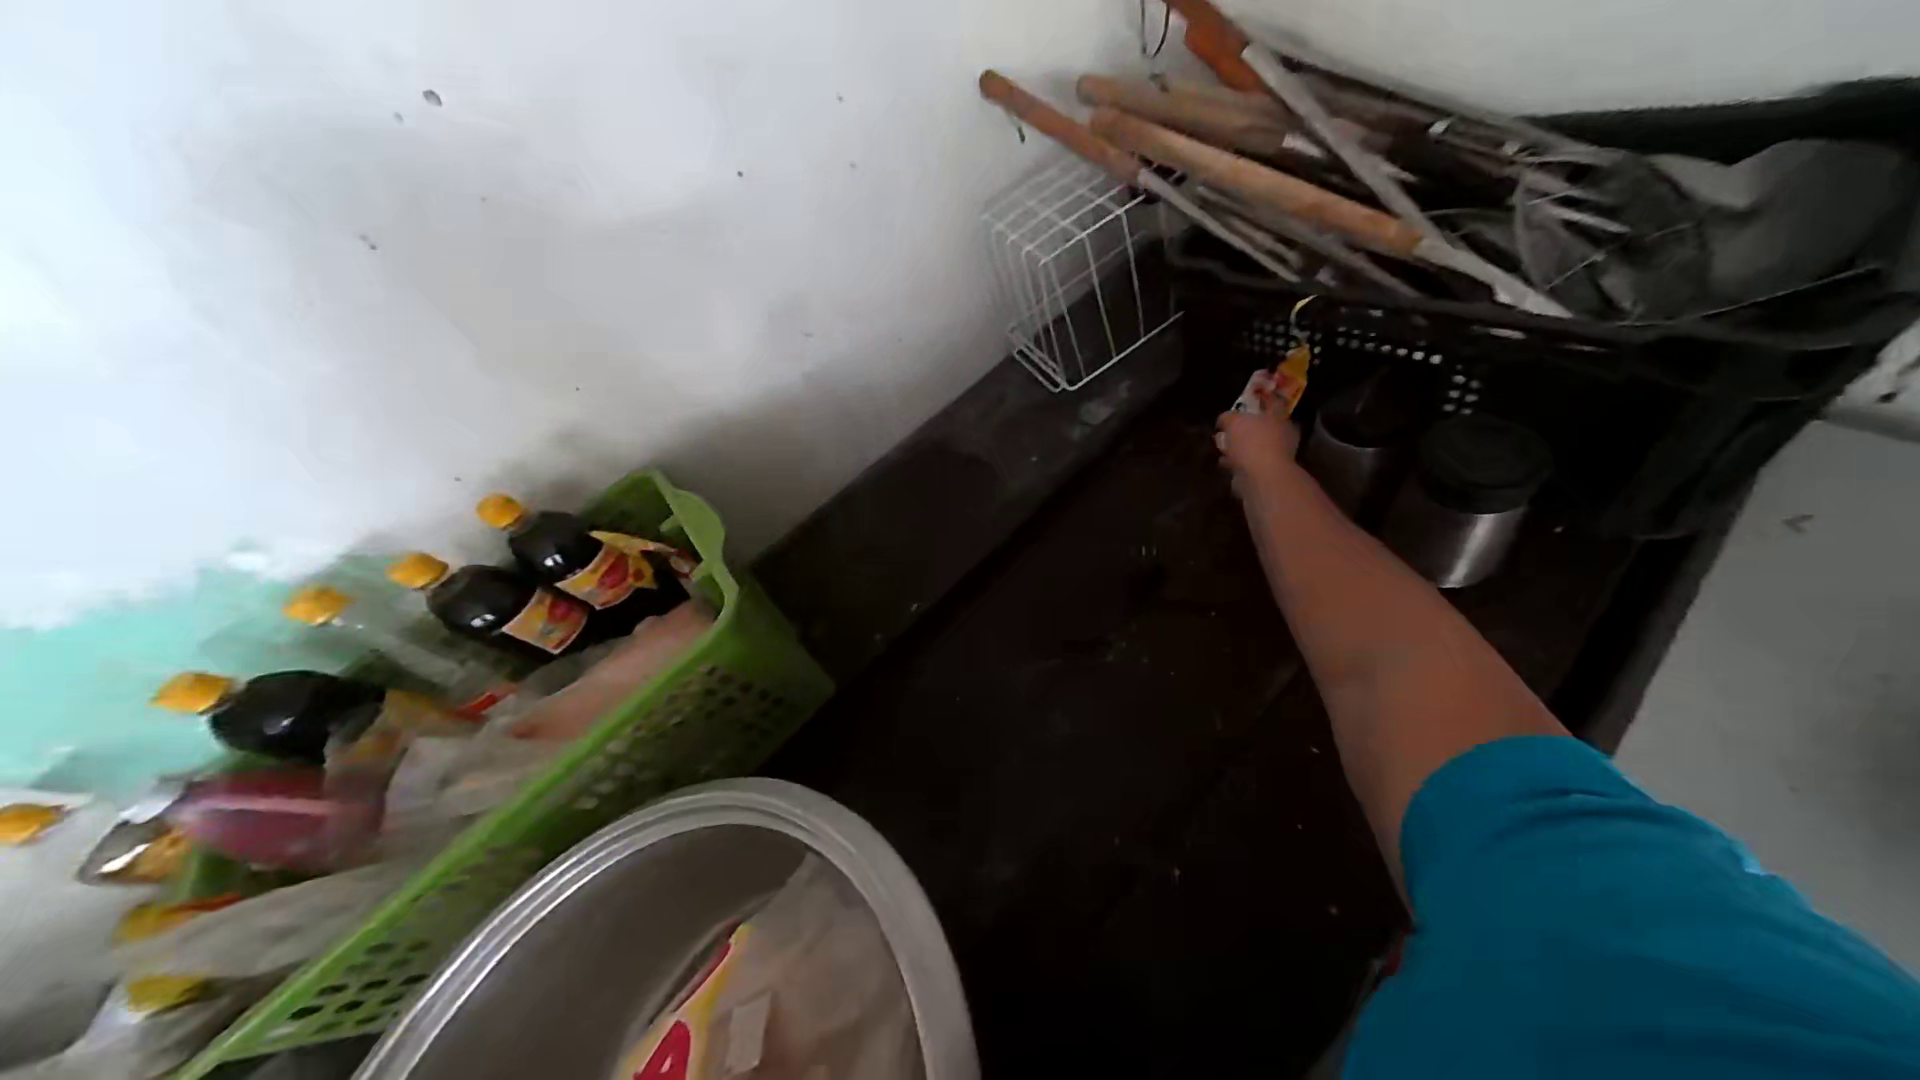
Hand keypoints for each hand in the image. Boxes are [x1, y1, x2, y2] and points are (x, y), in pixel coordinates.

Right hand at [1216, 404, 1300, 494]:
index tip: (1252, 397)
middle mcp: (1282, 434)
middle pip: (1264, 425)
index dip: (1263, 398)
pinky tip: (1224, 462)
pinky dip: (1237, 461)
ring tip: (1223, 446)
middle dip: (1248, 426)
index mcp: (1279, 418)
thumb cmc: (1252, 442)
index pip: (1274, 402)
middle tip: (1231, 426)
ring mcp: (1276, 454)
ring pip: (1256, 445)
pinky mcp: (1266, 472)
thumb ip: (1228, 417)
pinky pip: (1249, 462)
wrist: (1261, 477)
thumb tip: (1224, 419)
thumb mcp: (1234, 421)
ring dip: (1241, 446)